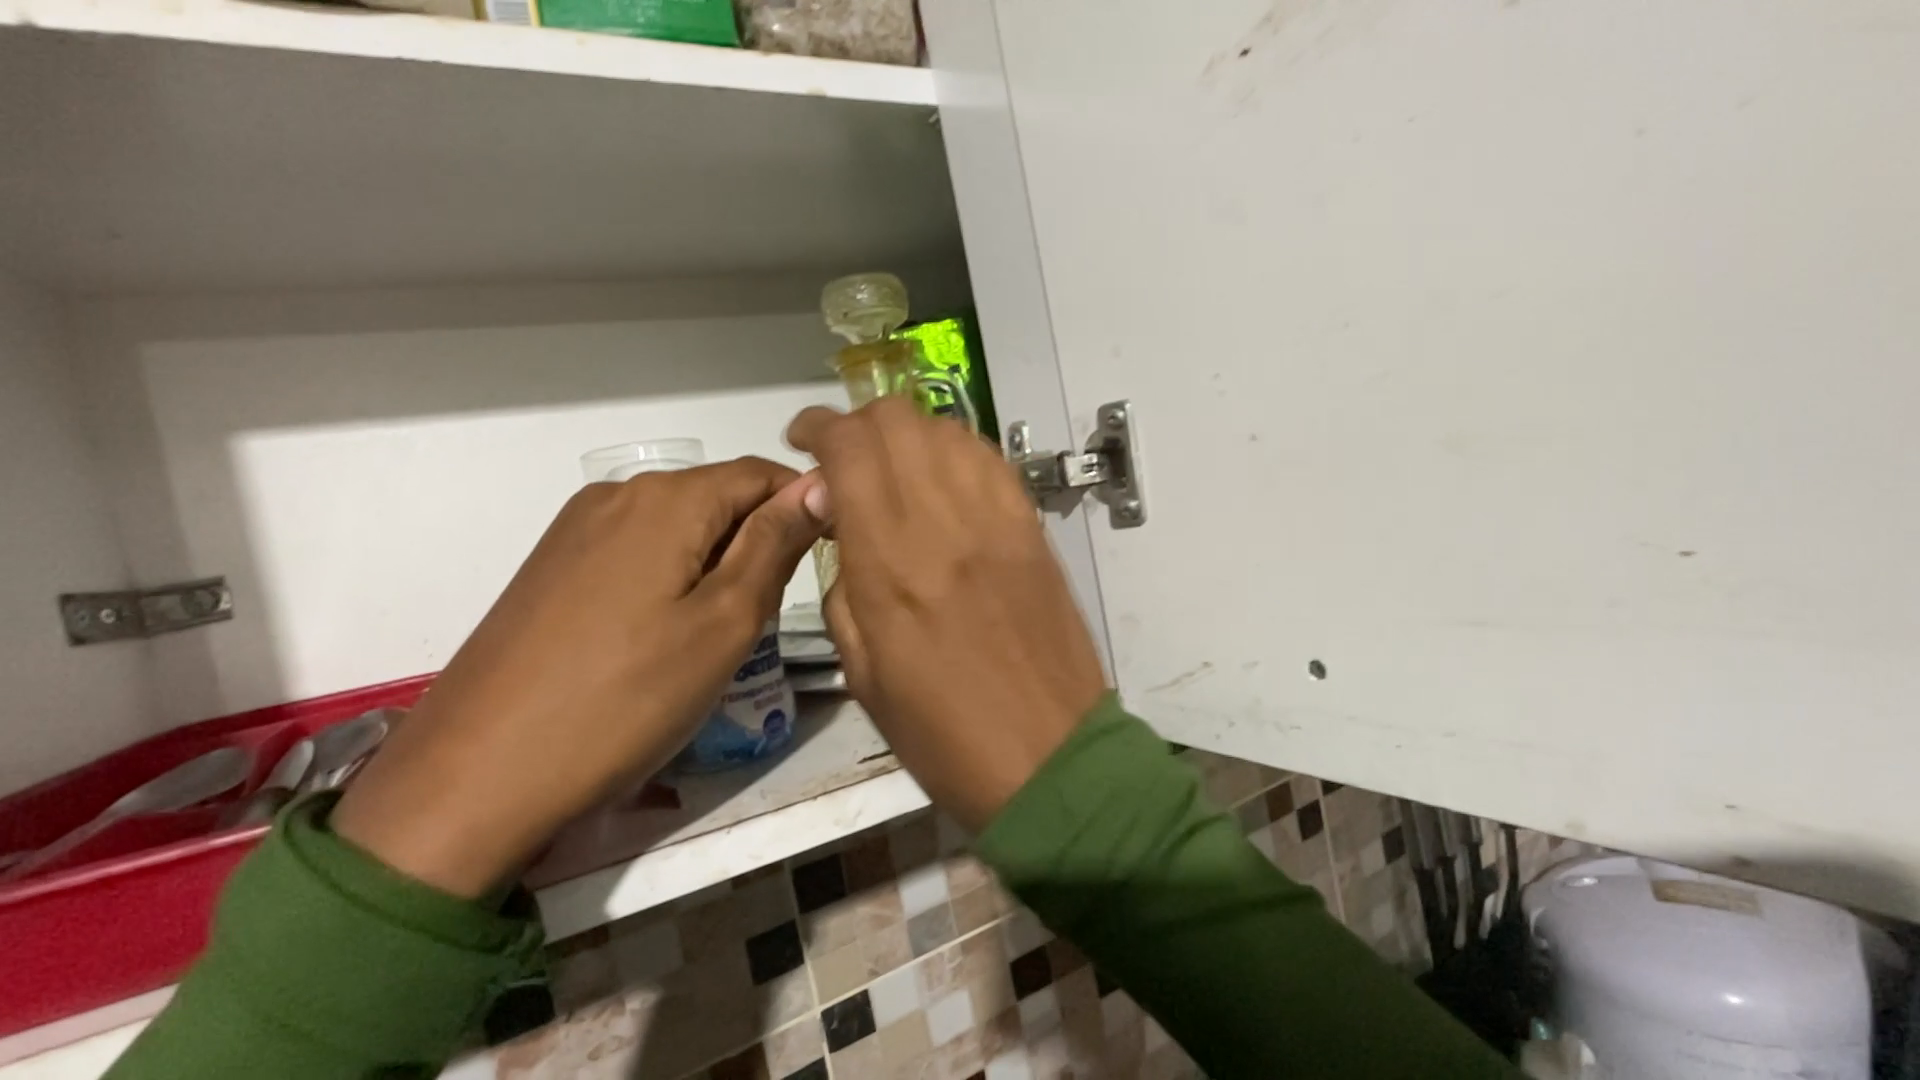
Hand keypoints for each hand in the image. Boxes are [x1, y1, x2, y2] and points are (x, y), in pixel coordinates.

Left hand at [332, 458, 824, 896]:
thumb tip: (818, 485)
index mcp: (666, 499)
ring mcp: (575, 530)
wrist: (479, 772)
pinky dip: (671, 579)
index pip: (761, 473)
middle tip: (769, 617)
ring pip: (677, 528)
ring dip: (715, 565)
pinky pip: (636, 552)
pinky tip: (663, 636)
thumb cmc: (625, 699)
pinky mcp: (552, 567)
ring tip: (718, 636)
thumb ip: (773, 545)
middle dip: (758, 542)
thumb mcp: (723, 625)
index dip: (805, 507)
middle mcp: (616, 494)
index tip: (830, 559)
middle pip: (716, 498)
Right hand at [788, 399, 1107, 832]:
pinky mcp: (1033, 529)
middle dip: (859, 424)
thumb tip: (839, 524)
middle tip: (843, 457)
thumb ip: (844, 586)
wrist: (1049, 760)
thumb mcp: (863, 673)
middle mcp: (945, 522)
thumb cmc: (943, 734)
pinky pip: (989, 461)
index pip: (850, 449)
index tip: (803, 439)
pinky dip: (955, 454)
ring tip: (893, 470)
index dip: (819, 427)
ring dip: (907, 434)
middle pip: (898, 420)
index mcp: (891, 562)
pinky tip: (943, 484)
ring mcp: (998, 519)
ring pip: (946, 430)